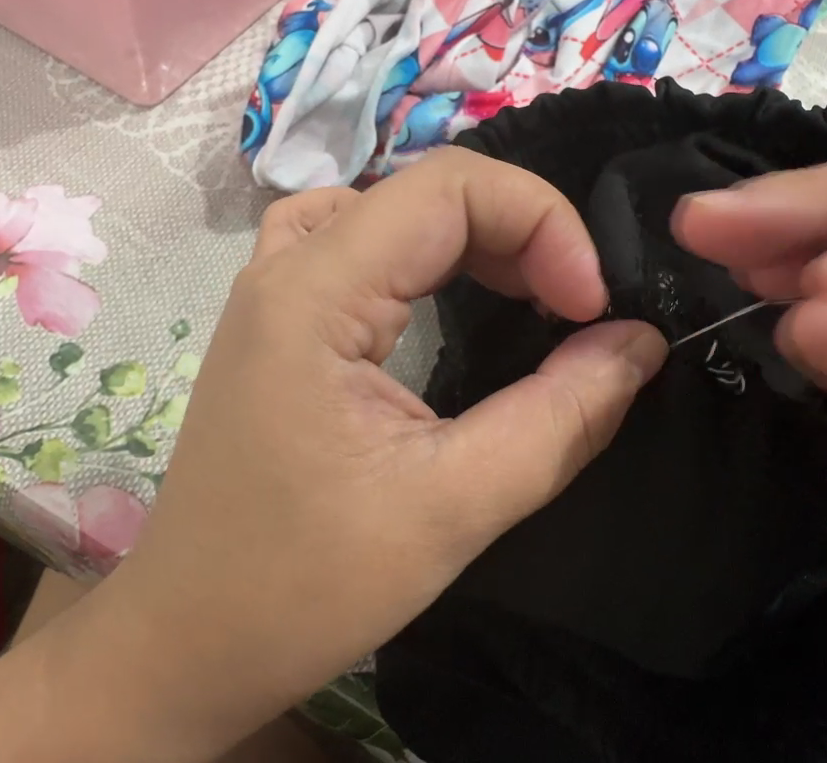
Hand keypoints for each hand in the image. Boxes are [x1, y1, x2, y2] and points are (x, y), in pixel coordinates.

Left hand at [0, 149, 663, 762]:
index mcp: (313, 293)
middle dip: (515, 230)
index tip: (591, 307)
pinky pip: (351, 245)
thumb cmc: (305, 585)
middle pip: (418, 191)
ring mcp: (270, 292)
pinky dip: (415, 253)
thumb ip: (560, 417)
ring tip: (526, 291)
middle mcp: (283, 269)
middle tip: (572, 307)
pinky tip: (440, 295)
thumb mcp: (452, 507)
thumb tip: (638, 342)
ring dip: (466, 236)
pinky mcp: (274, 323)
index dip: (540, 222)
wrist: (187, 640)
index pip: (448, 187)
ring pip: (383, 209)